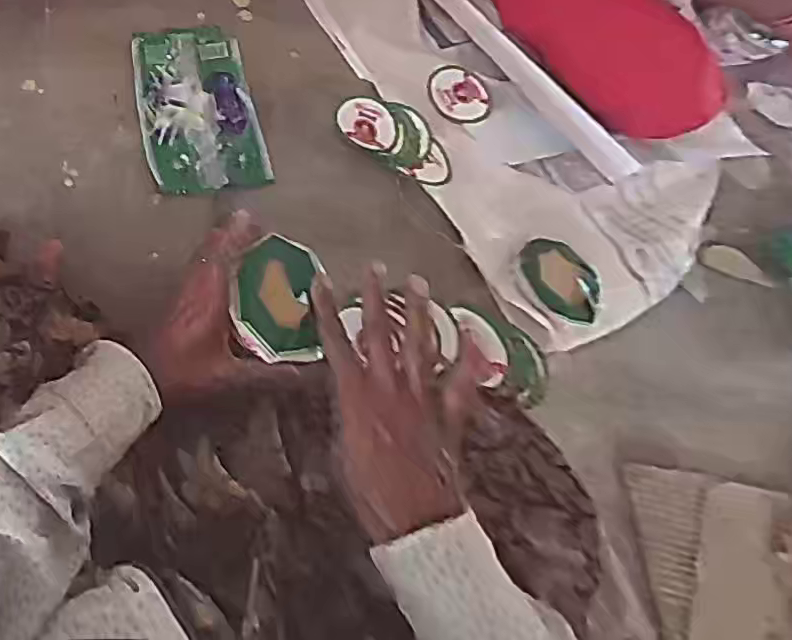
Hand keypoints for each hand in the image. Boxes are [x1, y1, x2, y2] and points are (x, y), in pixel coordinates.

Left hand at [135, 211, 297, 404]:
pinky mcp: (179, 299)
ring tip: (251, 249)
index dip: (241, 230)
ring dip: (226, 247)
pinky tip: (231, 278)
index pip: (225, 246)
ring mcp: (184, 288)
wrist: (139, 379)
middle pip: (215, 245)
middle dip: (238, 235)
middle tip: (261, 232)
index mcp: (208, 289)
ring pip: (207, 255)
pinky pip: (201, 268)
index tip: (259, 220)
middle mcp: (195, 281)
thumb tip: (305, 374)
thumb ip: (268, 374)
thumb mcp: (229, 376)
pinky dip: (217, 263)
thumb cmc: (181, 372)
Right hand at [313, 267, 484, 544]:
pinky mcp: (447, 415)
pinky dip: (468, 358)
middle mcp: (389, 387)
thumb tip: (340, 396)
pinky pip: (461, 382)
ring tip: (417, 283)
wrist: (416, 523)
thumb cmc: (370, 492)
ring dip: (418, 313)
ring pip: (419, 345)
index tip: (321, 281)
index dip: (326, 310)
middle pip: (380, 333)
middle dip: (374, 298)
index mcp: (357, 396)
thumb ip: (342, 415)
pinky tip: (471, 333)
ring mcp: (422, 398)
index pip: (336, 342)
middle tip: (374, 268)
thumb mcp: (340, 451)